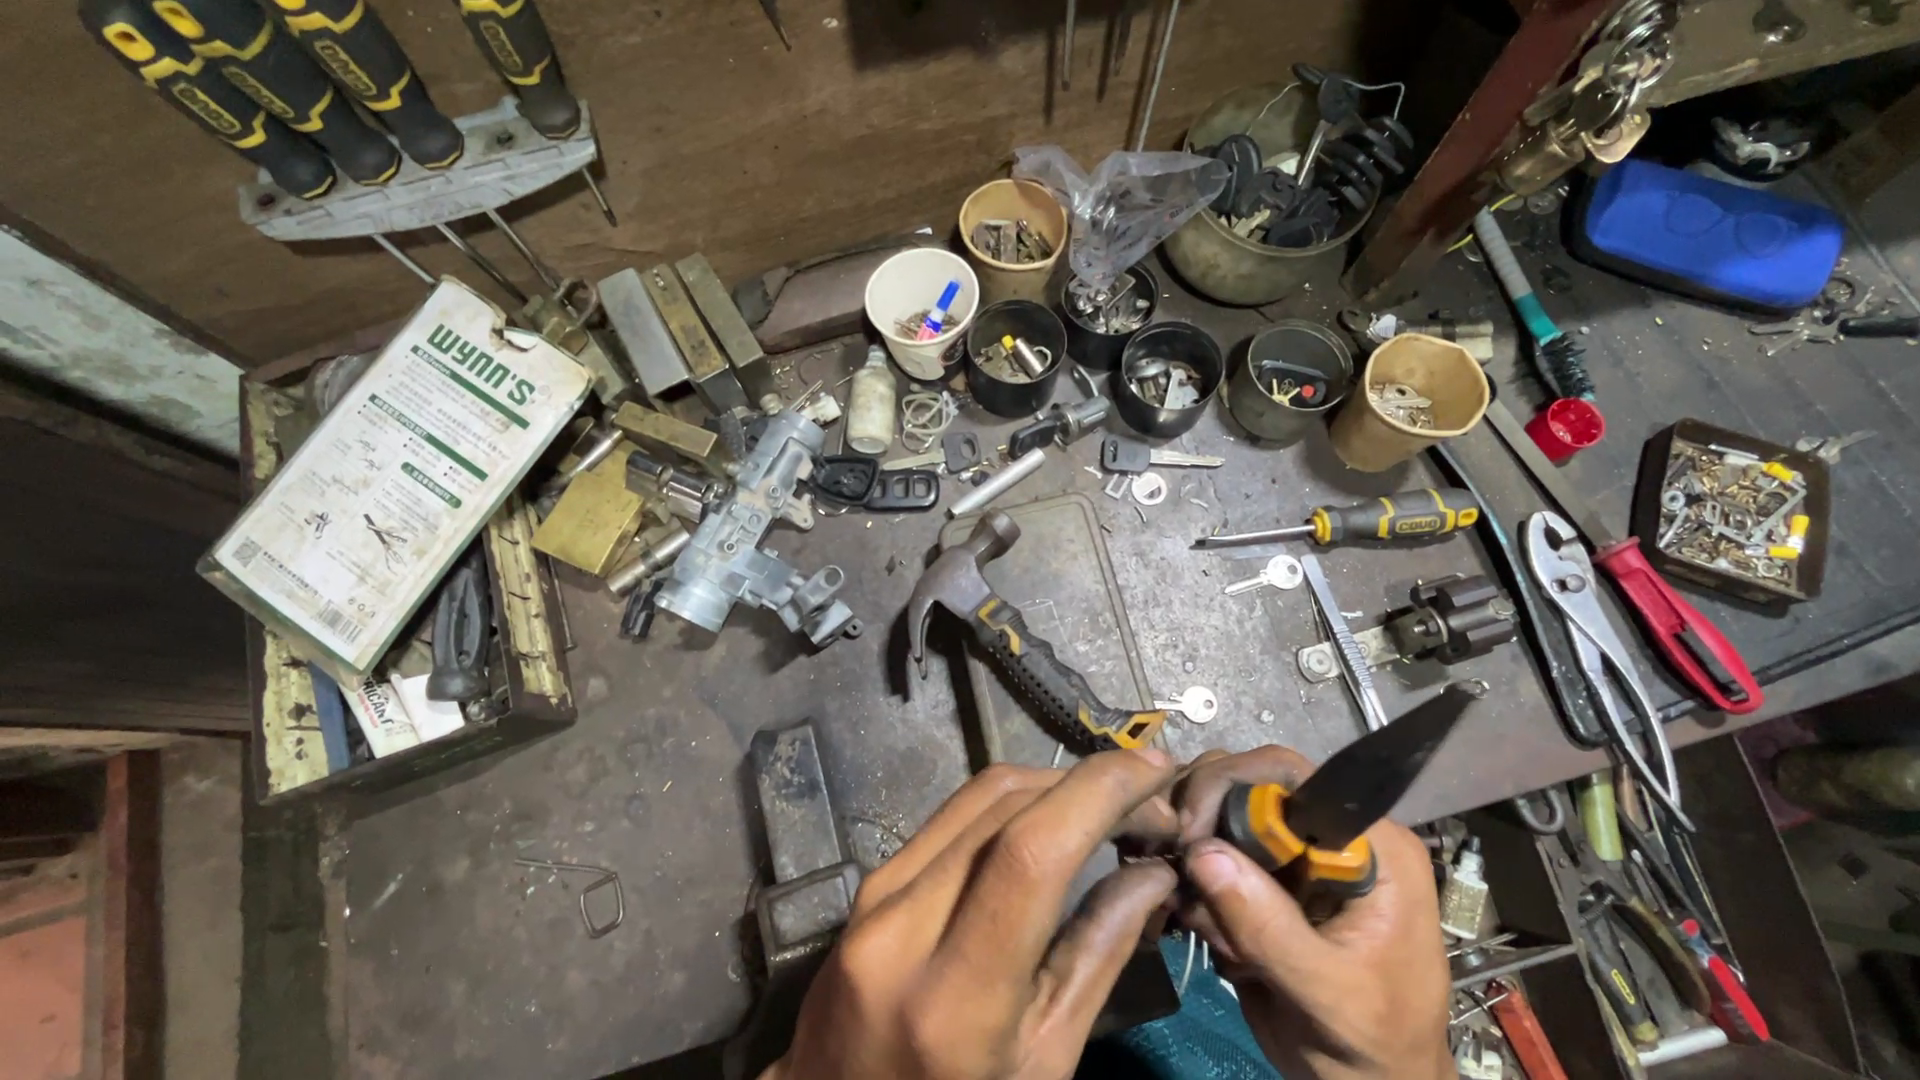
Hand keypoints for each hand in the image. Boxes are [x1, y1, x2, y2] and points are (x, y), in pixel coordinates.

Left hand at [764, 749, 1180, 1079]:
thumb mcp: (1042, 1061)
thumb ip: (1096, 958)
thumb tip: (1153, 871)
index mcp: (953, 997)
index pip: (1029, 853)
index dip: (1101, 794)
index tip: (1157, 773)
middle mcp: (902, 924)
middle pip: (1005, 806)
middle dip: (1089, 784)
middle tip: (1150, 801)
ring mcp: (877, 893)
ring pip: (978, 796)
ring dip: (1054, 783)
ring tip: (1112, 802)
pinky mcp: (871, 878)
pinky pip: (953, 815)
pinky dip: (1015, 803)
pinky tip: (1054, 816)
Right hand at [1172, 746, 1451, 1079]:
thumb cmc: (1374, 1044)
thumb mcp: (1331, 994)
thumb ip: (1272, 928)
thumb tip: (1204, 853)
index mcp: (1368, 844)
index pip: (1292, 774)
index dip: (1234, 786)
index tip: (1190, 829)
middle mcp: (1326, 834)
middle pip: (1246, 783)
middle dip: (1202, 819)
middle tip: (1172, 863)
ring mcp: (1289, 855)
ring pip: (1217, 813)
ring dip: (1189, 854)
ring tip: (1185, 906)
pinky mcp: (1259, 879)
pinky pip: (1207, 854)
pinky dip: (1186, 880)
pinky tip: (1187, 919)